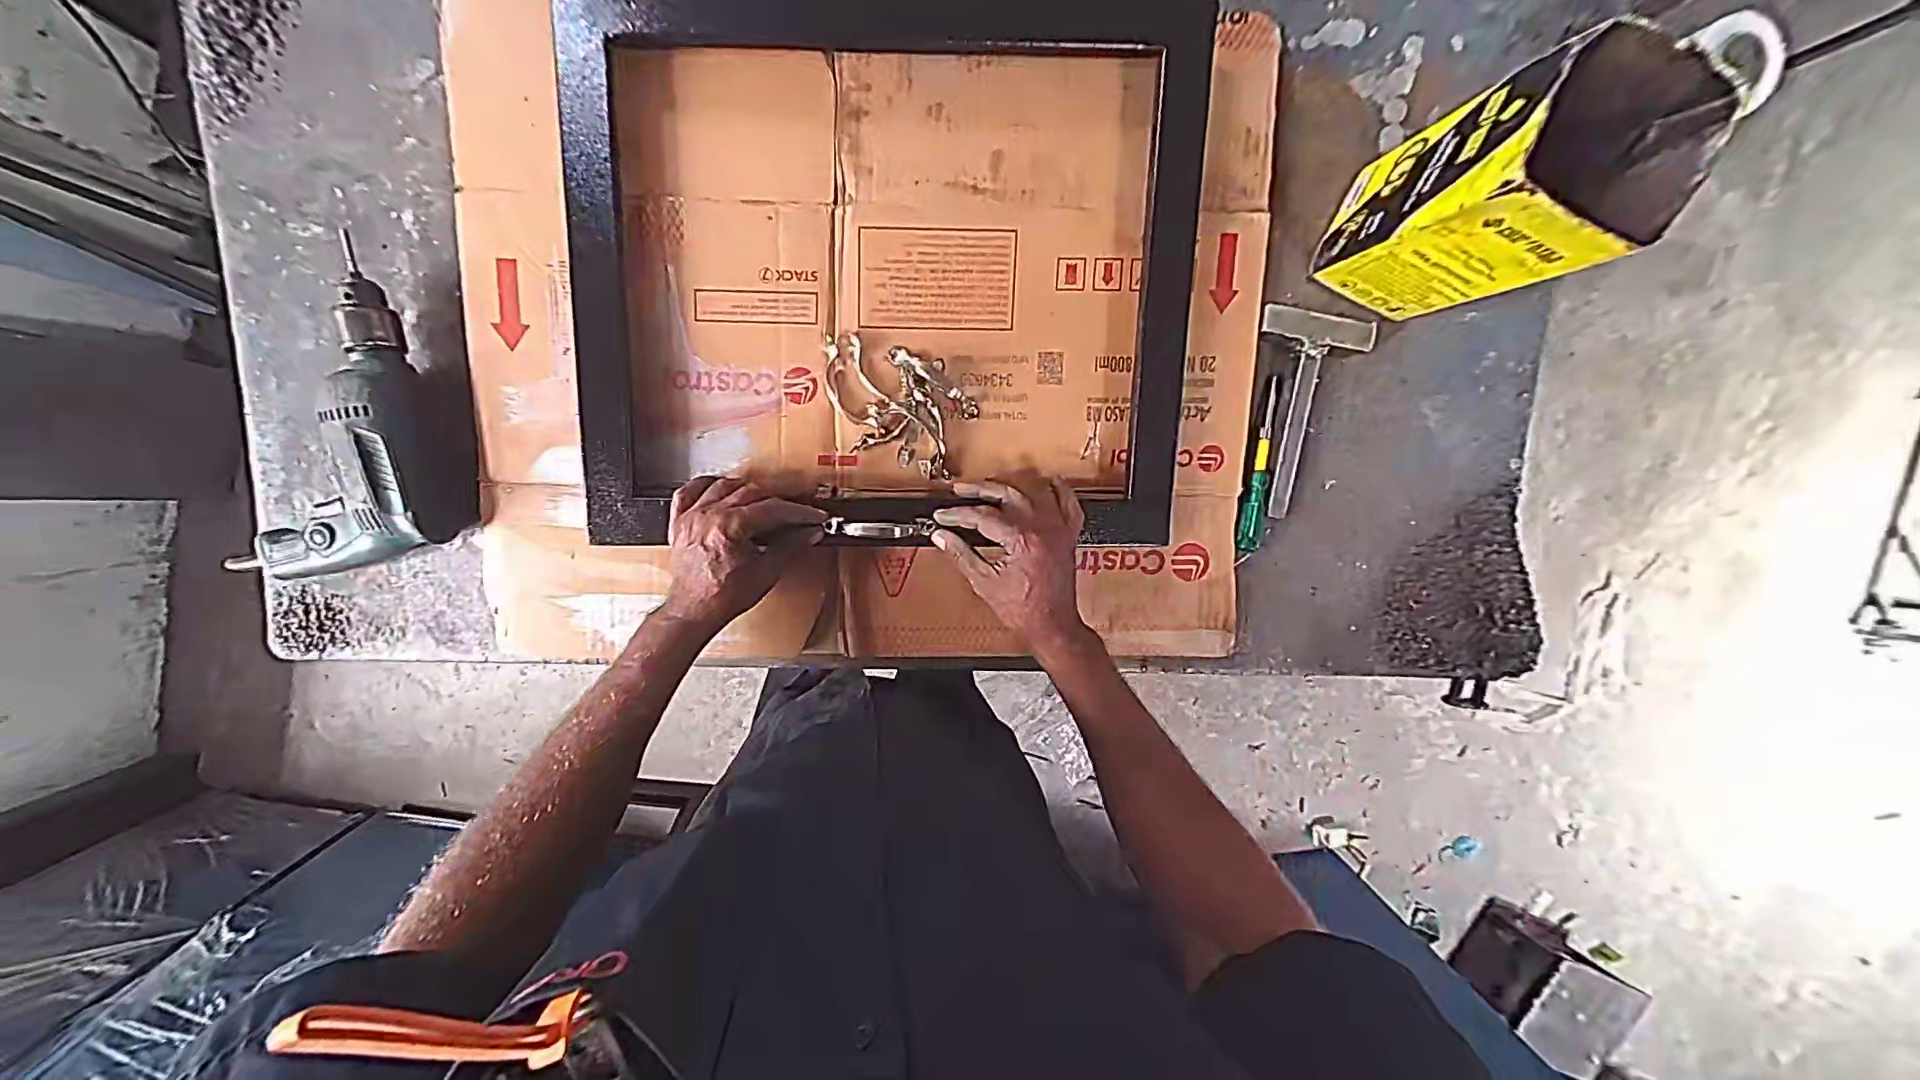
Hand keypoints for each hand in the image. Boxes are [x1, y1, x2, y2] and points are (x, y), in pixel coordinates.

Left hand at [658, 476, 826, 633]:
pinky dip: (706, 485)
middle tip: (796, 511)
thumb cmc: (722, 598)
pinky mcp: (680, 522)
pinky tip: (721, 488)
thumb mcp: (766, 573)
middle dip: (779, 500)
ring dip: (748, 488)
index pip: (772, 509)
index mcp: (729, 526)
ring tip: (765, 499)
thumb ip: (791, 547)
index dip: (798, 511)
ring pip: (724, 486)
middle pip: (751, 492)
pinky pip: (689, 492)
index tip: (813, 515)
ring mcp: (692, 517)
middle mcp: (708, 516)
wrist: (693, 612)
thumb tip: (810, 532)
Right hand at [930, 475, 1093, 655]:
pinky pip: (1069, 504)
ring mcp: (1058, 530)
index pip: (982, 516)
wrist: (1052, 625)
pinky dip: (1058, 491)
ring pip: (1034, 491)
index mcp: (1021, 540)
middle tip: (961, 490)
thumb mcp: (984, 582)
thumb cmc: (1024, 609)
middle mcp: (1043, 529)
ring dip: (1011, 485)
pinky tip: (1047, 483)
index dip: (958, 514)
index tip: (944, 516)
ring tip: (991, 485)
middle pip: (1007, 494)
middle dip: (980, 489)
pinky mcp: (1068, 535)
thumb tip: (942, 537)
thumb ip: (961, 554)